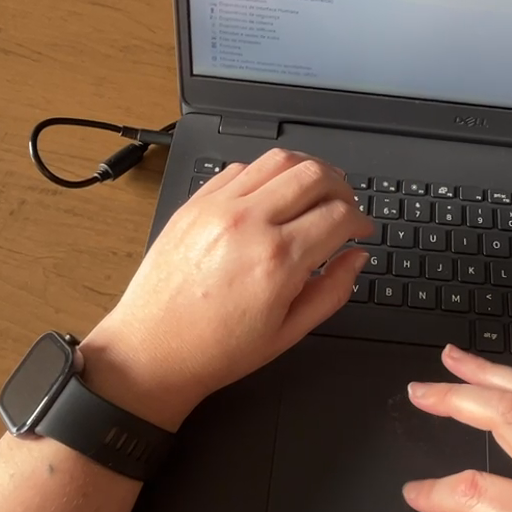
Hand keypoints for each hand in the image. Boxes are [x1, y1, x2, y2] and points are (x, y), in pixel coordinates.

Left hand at [81, 148, 371, 429]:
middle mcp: (249, 223)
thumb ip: (333, 290)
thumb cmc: (215, 350)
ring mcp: (218, 207)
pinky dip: (268, 173)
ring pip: (280, 159)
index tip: (361, 230)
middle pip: (315, 174)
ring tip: (317, 190)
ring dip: (309, 169)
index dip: (361, 220)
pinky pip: (241, 168)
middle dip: (343, 187)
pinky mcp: (195, 203)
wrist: (150, 352)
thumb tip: (357, 257)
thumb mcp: (289, 332)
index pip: (339, 214)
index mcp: (277, 260)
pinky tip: (274, 193)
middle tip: (346, 206)